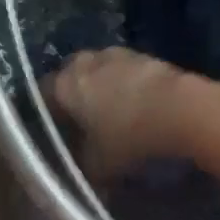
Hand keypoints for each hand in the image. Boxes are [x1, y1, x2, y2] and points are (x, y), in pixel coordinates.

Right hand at [47, 48, 187, 179]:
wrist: (177, 107)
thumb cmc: (128, 136)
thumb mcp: (99, 165)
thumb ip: (82, 165)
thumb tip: (79, 166)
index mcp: (64, 84)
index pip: (42, 94)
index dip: (46, 113)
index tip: (54, 130)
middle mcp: (82, 61)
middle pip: (68, 77)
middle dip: (72, 96)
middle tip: (80, 121)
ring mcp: (111, 53)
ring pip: (95, 70)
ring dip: (98, 86)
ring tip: (110, 112)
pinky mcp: (138, 53)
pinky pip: (119, 69)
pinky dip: (120, 83)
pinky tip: (133, 103)